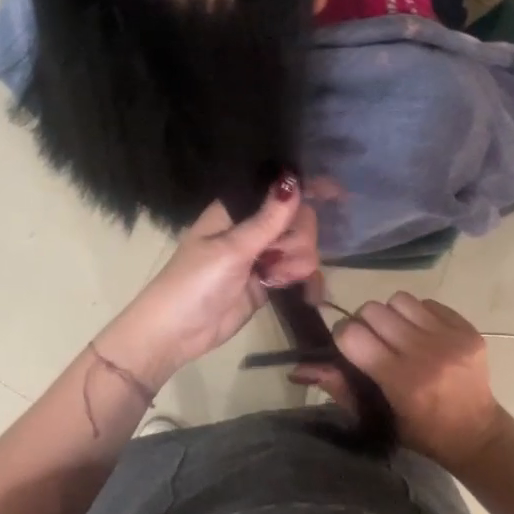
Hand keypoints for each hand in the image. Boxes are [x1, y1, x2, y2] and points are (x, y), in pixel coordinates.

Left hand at [97, 176, 319, 384]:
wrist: (176, 333)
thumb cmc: (194, 282)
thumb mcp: (231, 249)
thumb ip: (267, 219)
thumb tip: (293, 181)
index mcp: (235, 210)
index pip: (276, 190)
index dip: (305, 189)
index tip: (338, 194)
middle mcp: (251, 228)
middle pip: (298, 219)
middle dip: (298, 238)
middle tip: (274, 257)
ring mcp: (261, 256)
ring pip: (301, 246)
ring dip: (297, 262)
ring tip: (273, 278)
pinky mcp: (267, 283)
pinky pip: (298, 272)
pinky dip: (305, 280)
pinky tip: (306, 292)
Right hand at [294, 293, 504, 470]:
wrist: (478, 434)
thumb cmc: (420, 431)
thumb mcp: (377, 417)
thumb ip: (340, 388)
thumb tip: (301, 368)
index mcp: (401, 381)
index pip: (353, 334)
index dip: (344, 337)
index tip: (351, 349)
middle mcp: (426, 355)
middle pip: (373, 310)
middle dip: (366, 323)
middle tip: (375, 343)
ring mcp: (450, 339)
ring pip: (399, 299)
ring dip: (392, 315)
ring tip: (399, 336)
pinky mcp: (468, 330)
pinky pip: (428, 303)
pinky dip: (419, 315)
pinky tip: (424, 337)